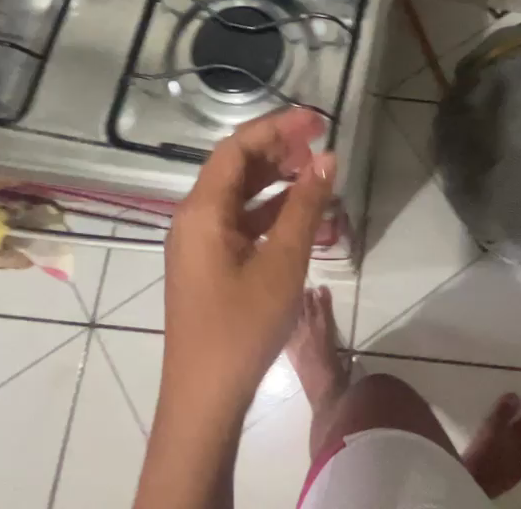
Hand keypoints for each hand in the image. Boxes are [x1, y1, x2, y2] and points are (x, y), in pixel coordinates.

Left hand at [163, 107, 335, 404]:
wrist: (205, 400)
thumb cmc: (241, 326)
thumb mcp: (282, 263)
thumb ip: (304, 206)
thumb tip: (327, 158)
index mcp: (202, 211)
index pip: (237, 147)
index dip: (277, 127)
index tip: (317, 121)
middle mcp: (194, 218)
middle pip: (235, 166)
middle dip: (277, 148)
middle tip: (321, 141)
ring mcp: (199, 243)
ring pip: (238, 193)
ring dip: (275, 177)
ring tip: (315, 170)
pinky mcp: (208, 264)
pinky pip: (239, 220)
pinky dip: (269, 209)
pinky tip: (300, 210)